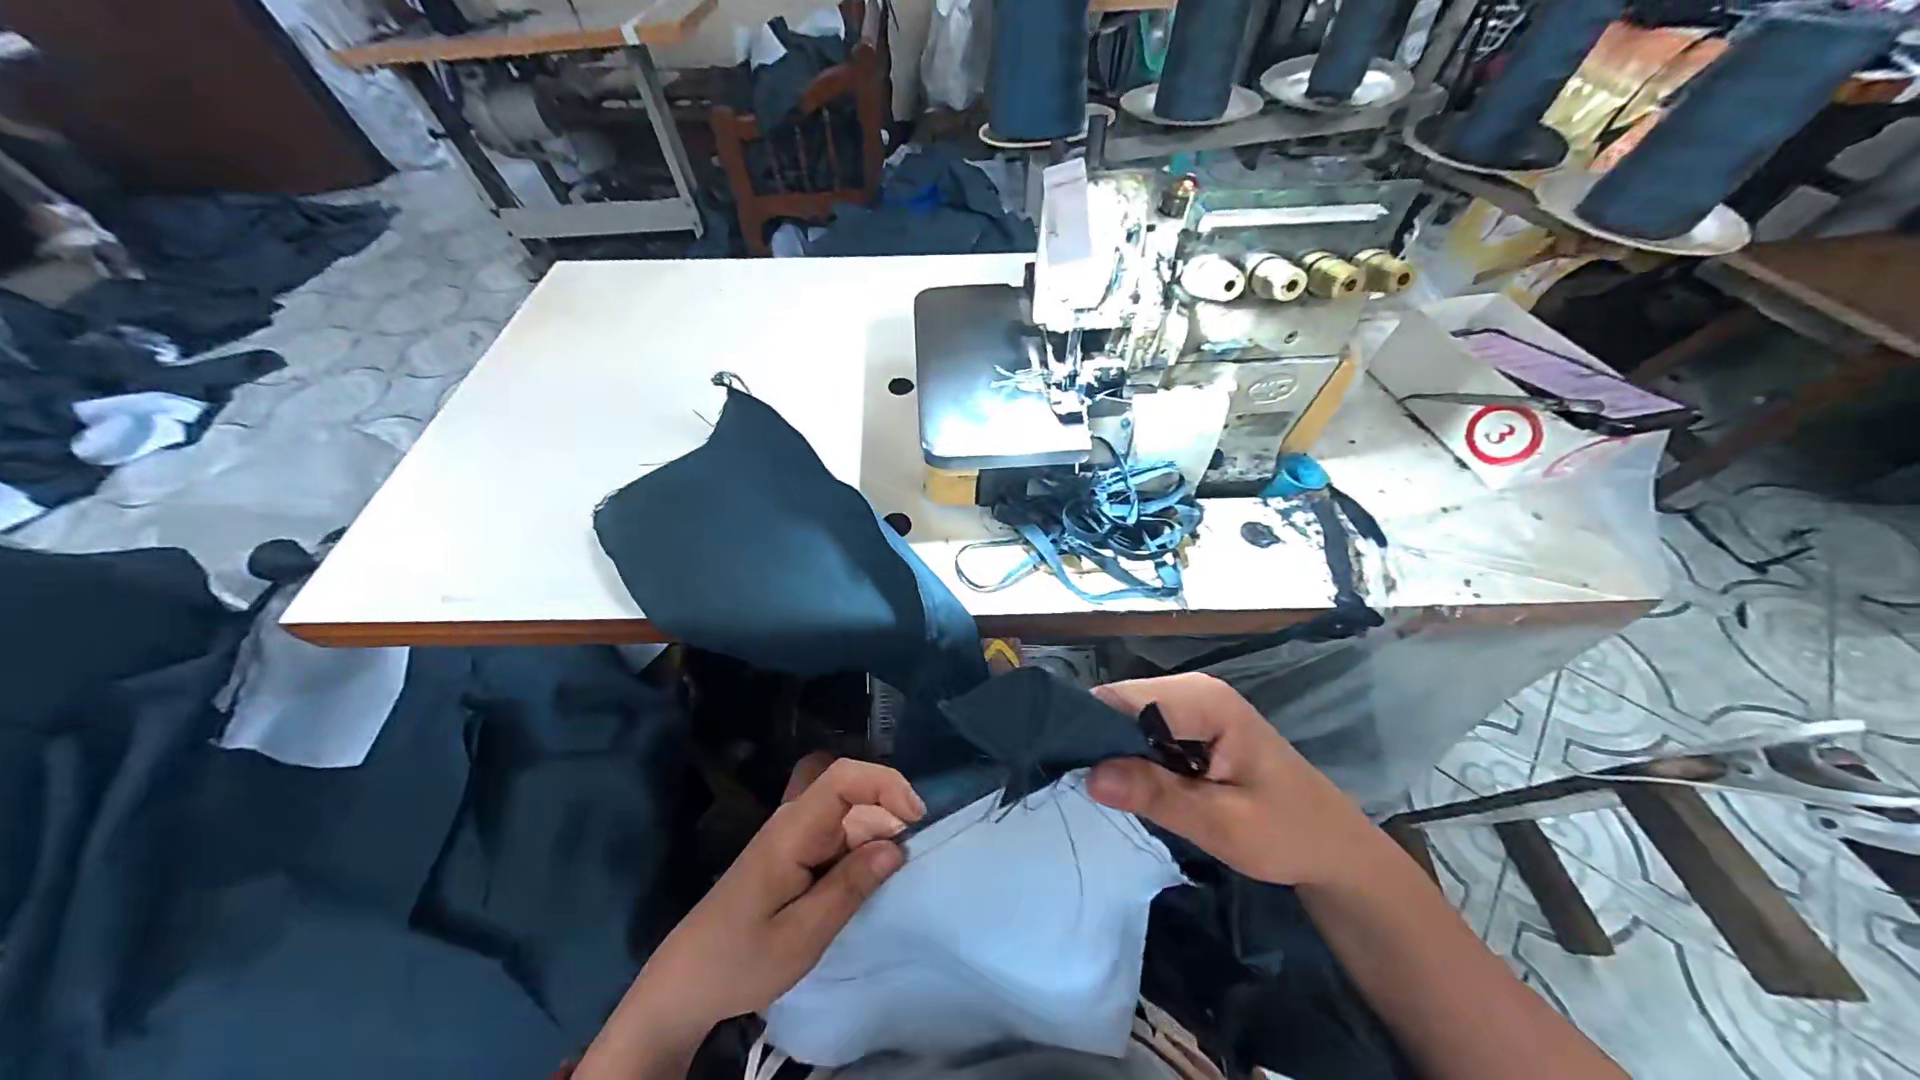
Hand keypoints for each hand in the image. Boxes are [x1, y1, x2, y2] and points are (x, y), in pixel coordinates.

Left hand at [592, 757, 923, 1070]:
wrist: (684, 983)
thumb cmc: (740, 960)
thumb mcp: (802, 935)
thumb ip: (851, 886)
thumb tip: (896, 846)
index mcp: (792, 831)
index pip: (843, 777)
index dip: (885, 784)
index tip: (917, 818)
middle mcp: (792, 822)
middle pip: (850, 793)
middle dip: (888, 812)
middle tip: (907, 860)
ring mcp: (791, 837)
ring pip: (847, 815)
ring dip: (875, 834)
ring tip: (887, 879)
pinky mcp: (792, 854)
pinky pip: (835, 836)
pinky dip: (859, 850)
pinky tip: (865, 882)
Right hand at [1087, 673, 1372, 886]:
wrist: (1334, 848)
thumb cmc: (1288, 834)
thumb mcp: (1222, 824)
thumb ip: (1156, 794)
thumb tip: (1090, 774)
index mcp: (1205, 701)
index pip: (1124, 699)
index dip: (1092, 731)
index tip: (1070, 769)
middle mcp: (1195, 690)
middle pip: (1122, 703)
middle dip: (1100, 742)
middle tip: (1086, 787)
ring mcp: (1194, 704)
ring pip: (1128, 716)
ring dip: (1114, 751)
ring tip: (1103, 787)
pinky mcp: (1192, 723)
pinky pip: (1144, 729)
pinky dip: (1131, 755)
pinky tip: (1129, 782)